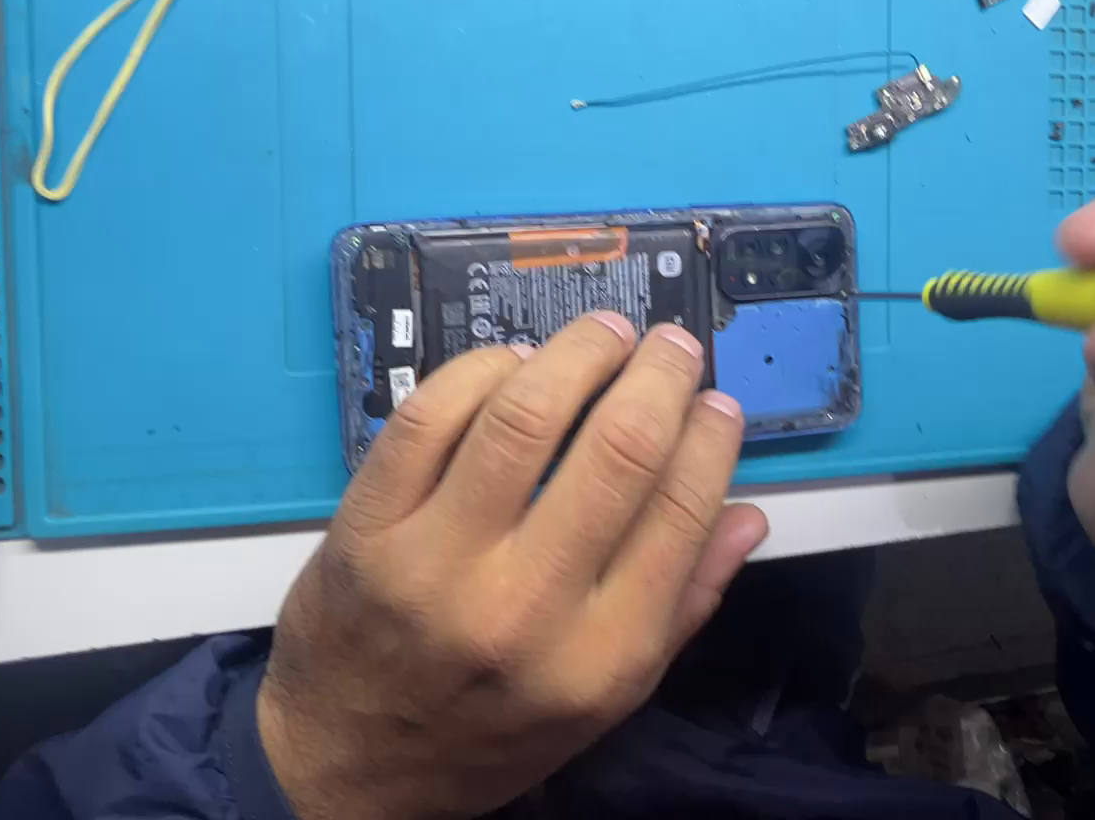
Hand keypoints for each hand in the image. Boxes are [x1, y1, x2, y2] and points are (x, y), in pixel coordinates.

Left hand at [257, 313, 768, 818]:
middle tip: (670, 344)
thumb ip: (685, 604)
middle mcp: (523, 606)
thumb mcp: (606, 698)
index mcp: (601, 656)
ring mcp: (435, 559)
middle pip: (614, 451)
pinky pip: (431, 415)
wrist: (347, 761)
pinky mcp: (369, 523)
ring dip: (577, 353)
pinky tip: (514, 361)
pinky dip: (483, 369)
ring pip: (523, 417)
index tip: (715, 400)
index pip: (679, 512)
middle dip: (658, 376)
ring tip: (605, 333)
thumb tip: (746, 512)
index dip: (709, 437)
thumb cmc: (491, 729)